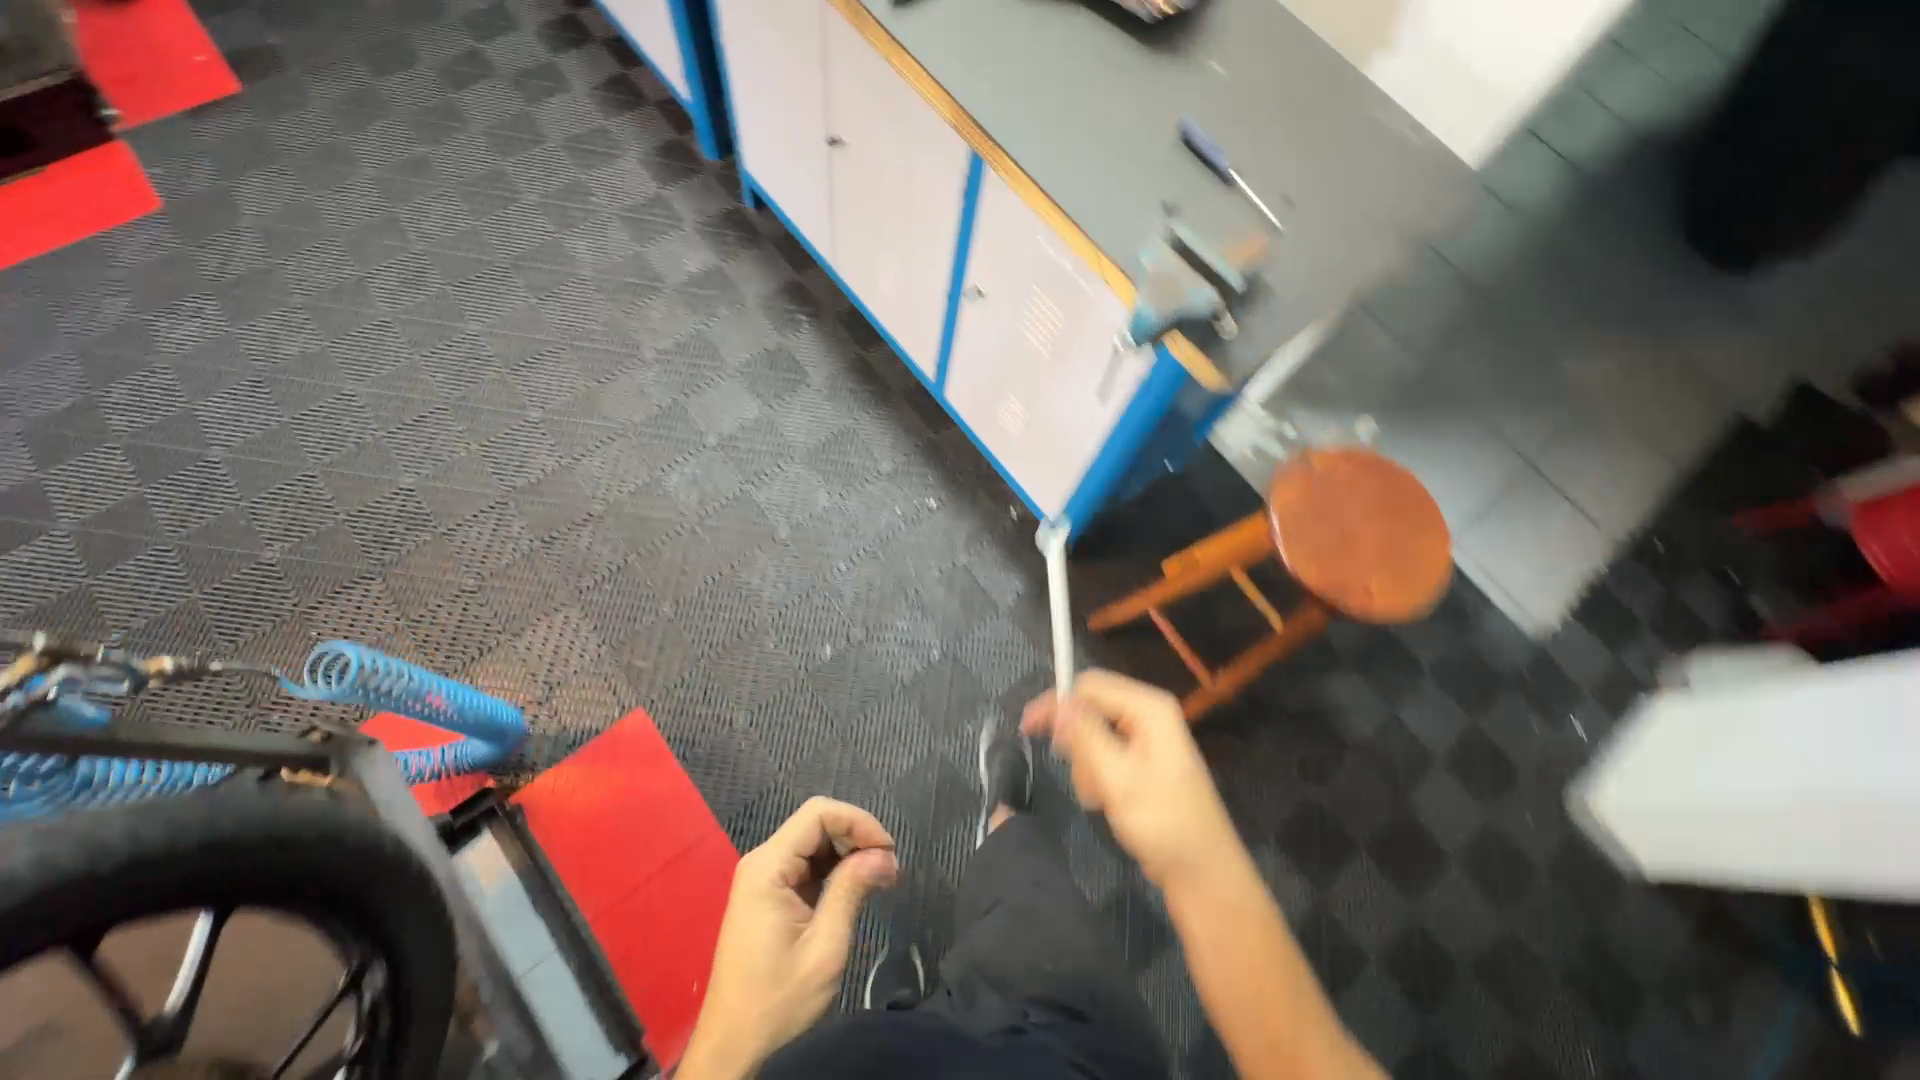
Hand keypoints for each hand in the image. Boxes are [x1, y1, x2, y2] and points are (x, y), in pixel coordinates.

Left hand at [679, 797, 897, 1078]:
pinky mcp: (770, 894)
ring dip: (850, 854)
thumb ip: (851, 891)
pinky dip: (835, 870)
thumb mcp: (824, 947)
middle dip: (857, 838)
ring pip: (815, 843)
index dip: (859, 822)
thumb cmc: (777, 998)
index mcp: (768, 867)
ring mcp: (764, 878)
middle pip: (817, 824)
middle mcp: (763, 862)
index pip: (818, 813)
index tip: (889, 851)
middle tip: (890, 871)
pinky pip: (807, 865)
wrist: (733, 1039)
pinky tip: (857, 889)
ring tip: (880, 880)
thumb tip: (884, 854)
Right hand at [1022, 670, 1238, 887]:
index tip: (1027, 729)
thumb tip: (1057, 702)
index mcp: (1149, 708)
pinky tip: (1110, 801)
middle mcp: (1149, 714)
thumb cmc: (1163, 823)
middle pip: (1090, 709)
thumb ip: (1085, 736)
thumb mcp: (1117, 778)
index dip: (1056, 704)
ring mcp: (1146, 738)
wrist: (1200, 870)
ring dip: (1087, 767)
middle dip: (1078, 746)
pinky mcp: (1142, 761)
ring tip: (1103, 798)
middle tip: (1087, 780)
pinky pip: (1104, 755)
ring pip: (1092, 735)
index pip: (1089, 686)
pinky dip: (1098, 777)